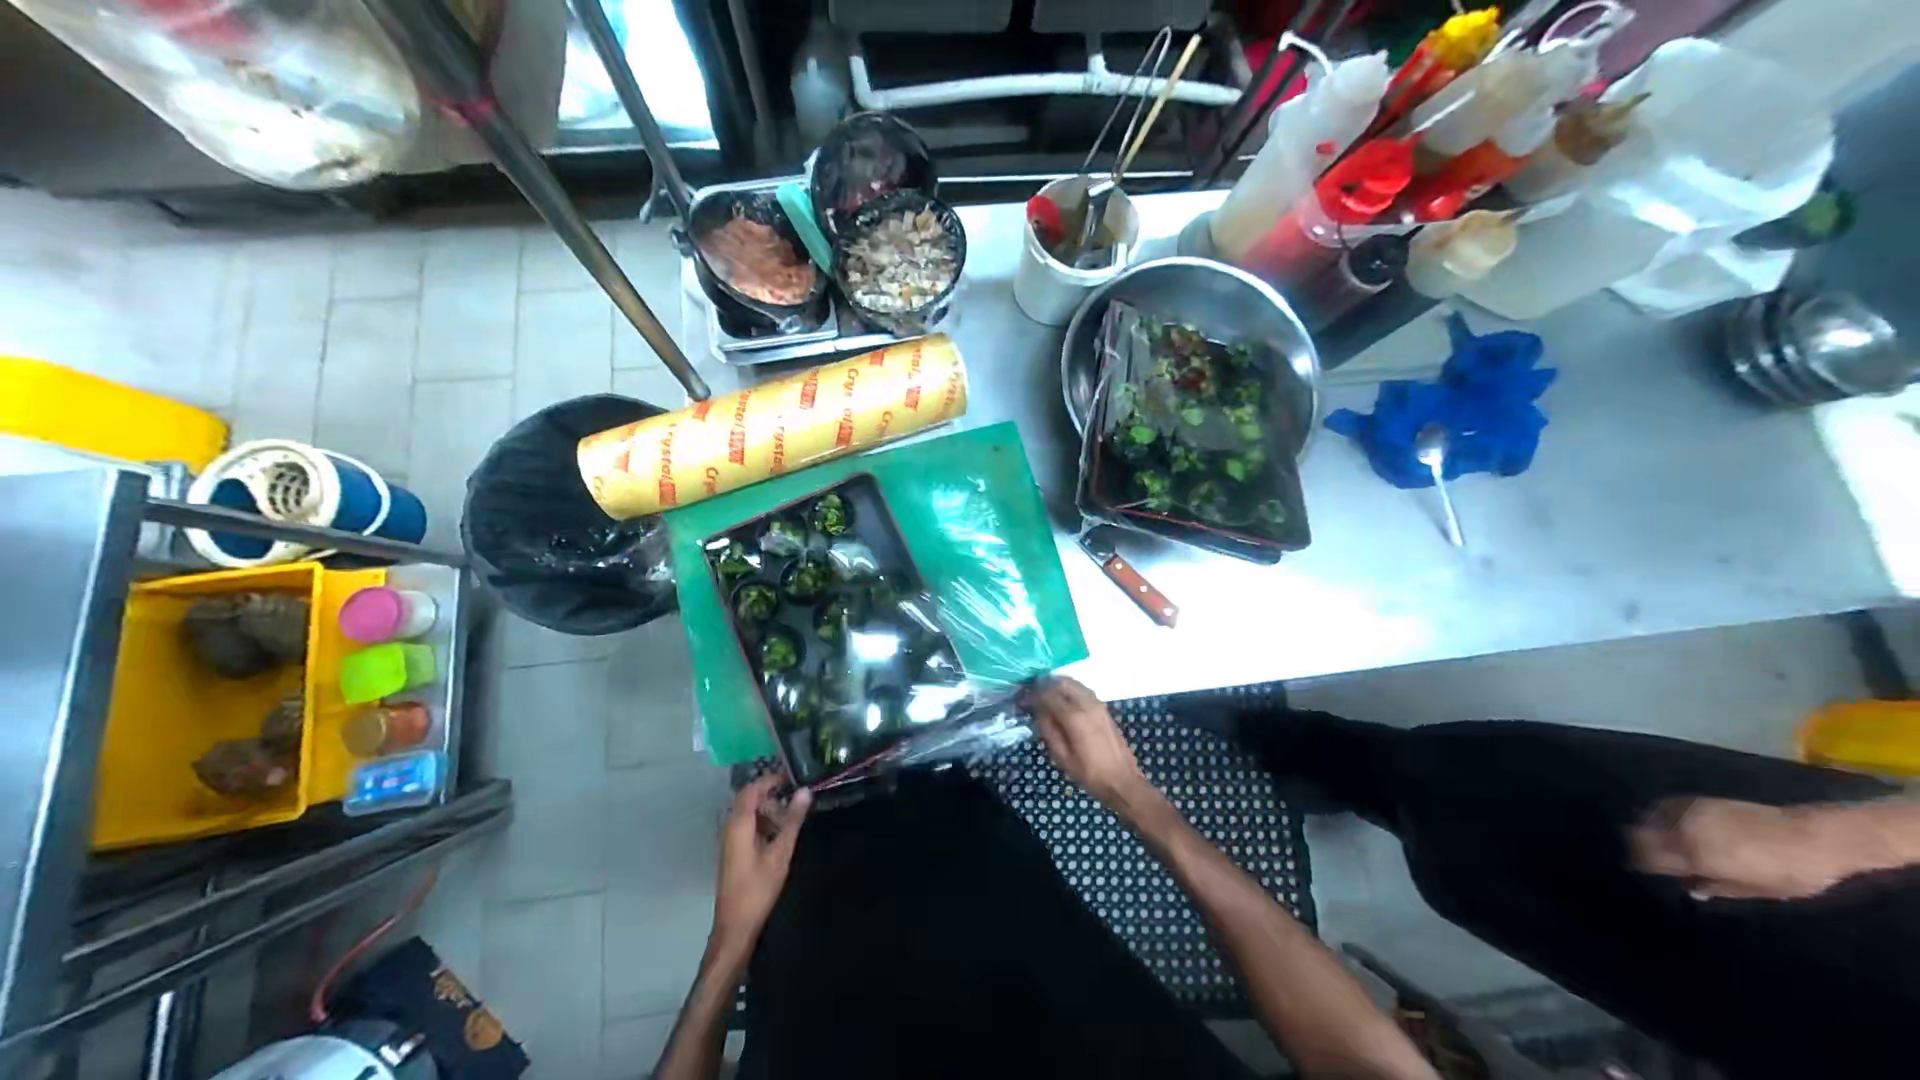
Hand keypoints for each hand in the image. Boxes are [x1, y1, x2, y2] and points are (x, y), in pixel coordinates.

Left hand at [713, 774, 811, 946]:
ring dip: (768, 813)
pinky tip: (779, 837)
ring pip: (749, 814)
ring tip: (790, 823)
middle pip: (749, 800)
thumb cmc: (758, 888)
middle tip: (795, 803)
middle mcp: (729, 828)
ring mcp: (729, 841)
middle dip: (772, 798)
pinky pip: (747, 828)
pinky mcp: (732, 852)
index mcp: (738, 824)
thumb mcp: (780, 852)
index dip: (770, 779)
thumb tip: (804, 791)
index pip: (751, 789)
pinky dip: (763, 825)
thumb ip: (792, 820)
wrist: (736, 926)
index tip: (792, 776)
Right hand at [1026, 677, 1154, 812]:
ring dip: (1058, 687)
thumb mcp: (1062, 757)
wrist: (1123, 780)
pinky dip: (1070, 691)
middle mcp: (1087, 704)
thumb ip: (1048, 731)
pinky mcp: (1104, 709)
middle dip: (1045, 686)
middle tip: (1034, 695)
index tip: (1022, 701)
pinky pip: (1083, 691)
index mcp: (1074, 717)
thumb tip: (1039, 713)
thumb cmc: (1090, 773)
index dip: (1032, 695)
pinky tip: (1064, 703)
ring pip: (1074, 684)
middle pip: (1062, 683)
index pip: (1048, 695)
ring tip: (1047, 698)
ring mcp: (1098, 704)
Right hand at [1630, 797, 1851, 899]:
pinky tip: (1666, 822)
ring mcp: (1690, 814)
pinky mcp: (1698, 801)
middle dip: (1639, 845)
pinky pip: (1664, 807)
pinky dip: (1659, 815)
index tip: (1639, 868)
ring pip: (1649, 819)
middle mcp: (1686, 833)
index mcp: (1698, 858)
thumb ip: (1719, 889)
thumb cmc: (1793, 872)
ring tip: (1653, 839)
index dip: (1642, 864)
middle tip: (1643, 854)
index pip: (1650, 858)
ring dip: (1648, 829)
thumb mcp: (1760, 890)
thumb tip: (1691, 890)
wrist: (1816, 837)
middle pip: (1641, 836)